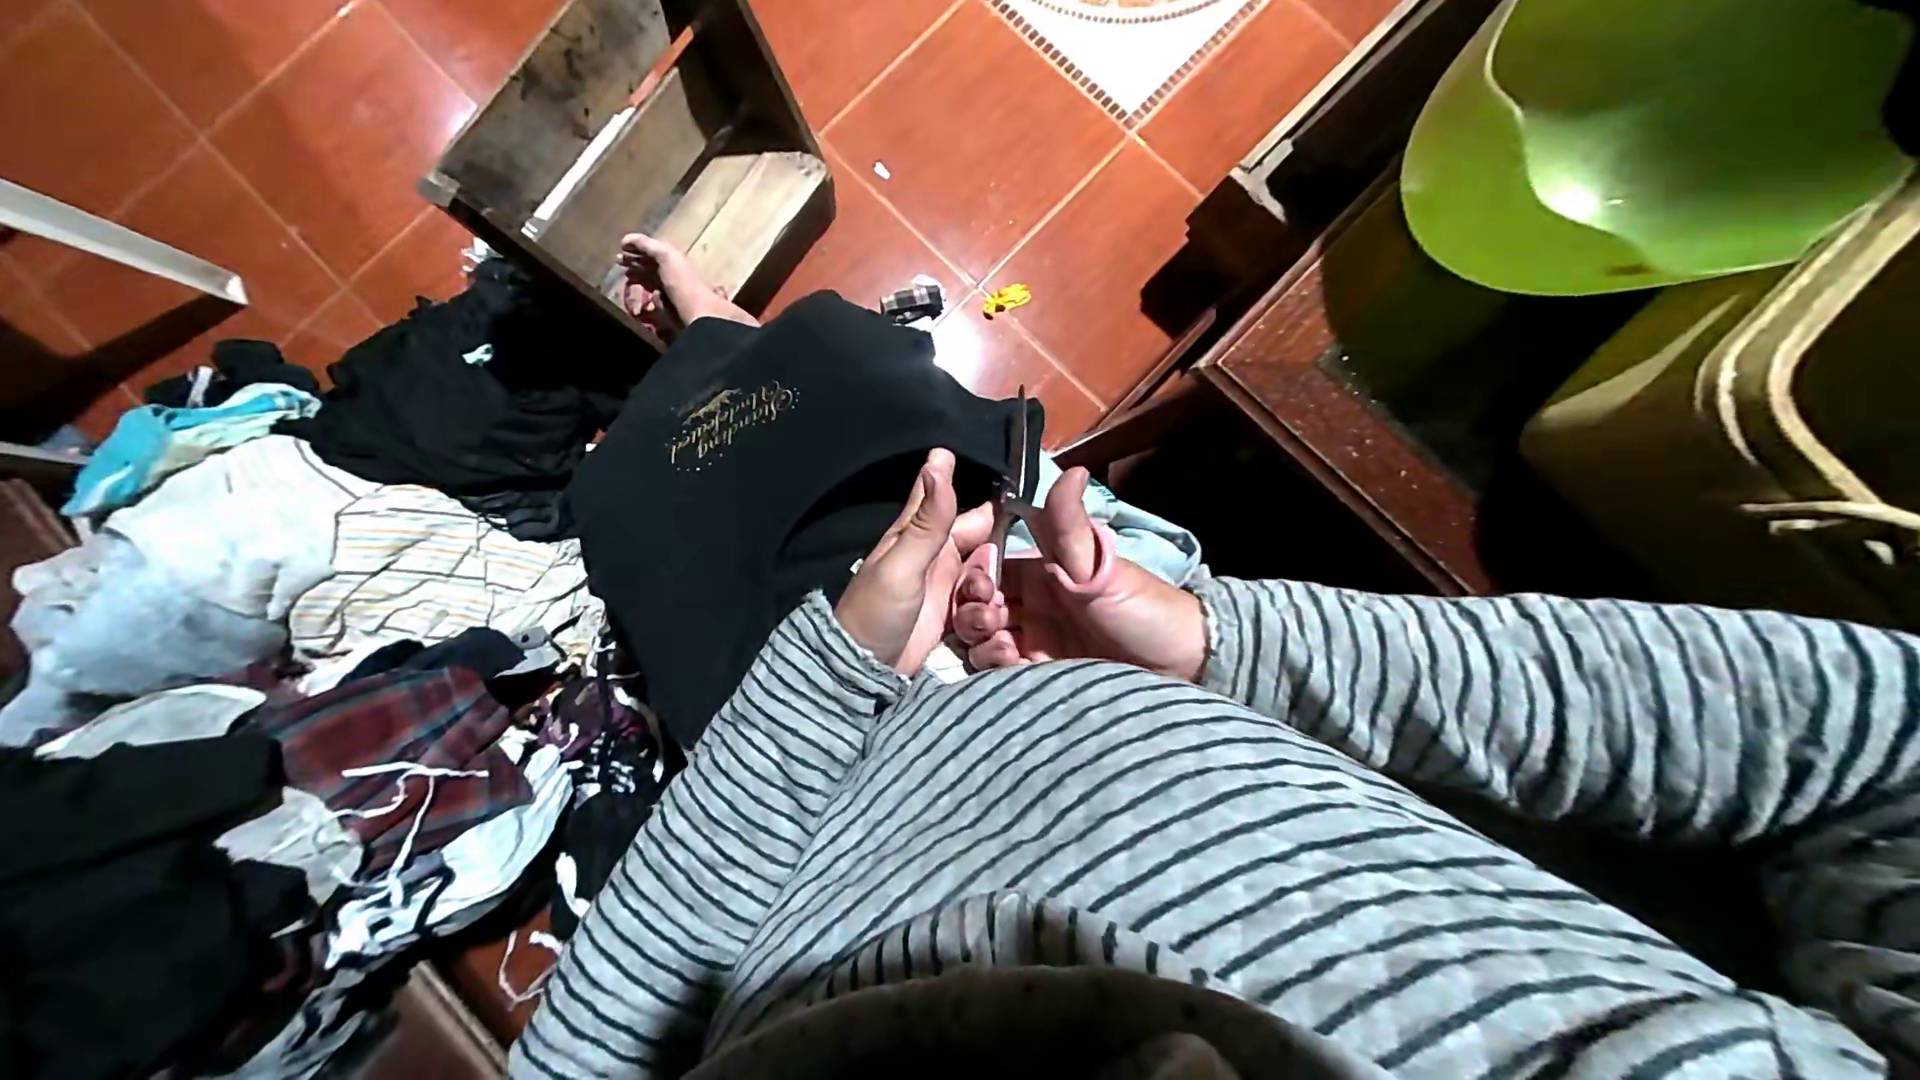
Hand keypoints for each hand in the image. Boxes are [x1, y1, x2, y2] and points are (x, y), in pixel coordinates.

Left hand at [835, 449, 992, 674]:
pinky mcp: (957, 622)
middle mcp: (938, 558)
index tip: (1009, 505)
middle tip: (977, 590)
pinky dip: (986, 622)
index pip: (952, 503)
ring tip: (971, 619)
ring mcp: (949, 592)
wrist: (865, 673)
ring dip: (987, 600)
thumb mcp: (902, 563)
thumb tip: (939, 458)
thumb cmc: (877, 612)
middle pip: (983, 547)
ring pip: (988, 582)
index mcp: (920, 536)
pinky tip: (976, 636)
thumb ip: (927, 519)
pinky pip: (985, 611)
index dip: (982, 503)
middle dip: (989, 566)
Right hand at [952, 467, 1206, 680]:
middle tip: (993, 621)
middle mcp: (1028, 606)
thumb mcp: (1095, 561)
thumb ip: (1070, 521)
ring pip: (980, 640)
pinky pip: (999, 671)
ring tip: (1008, 647)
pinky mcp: (1037, 675)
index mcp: (1036, 574)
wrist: (1176, 661)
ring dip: (982, 641)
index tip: (984, 588)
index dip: (974, 577)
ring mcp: (1031, 641)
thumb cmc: (1136, 604)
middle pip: (975, 607)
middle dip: (971, 613)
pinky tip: (1016, 664)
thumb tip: (1072, 469)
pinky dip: (997, 667)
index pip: (985, 571)